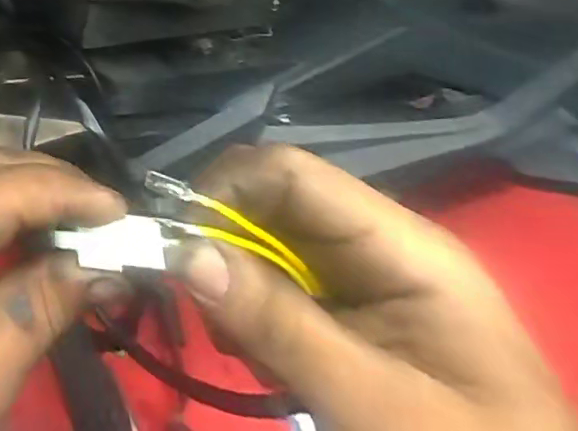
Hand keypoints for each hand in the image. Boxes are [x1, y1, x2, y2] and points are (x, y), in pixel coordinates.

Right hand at [175, 145, 577, 430]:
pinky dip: (259, 315)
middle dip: (228, 243)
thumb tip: (185, 252)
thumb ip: (281, 326)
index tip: (175, 243)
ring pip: (276, 244)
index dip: (228, 190)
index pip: (295, 173)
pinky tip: (265, 360)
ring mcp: (371, 279)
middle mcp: (381, 242)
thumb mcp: (377, 405)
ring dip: (240, 285)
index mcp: (402, 241)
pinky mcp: (361, 315)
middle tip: (203, 310)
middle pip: (280, 203)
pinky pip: (289, 289)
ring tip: (241, 349)